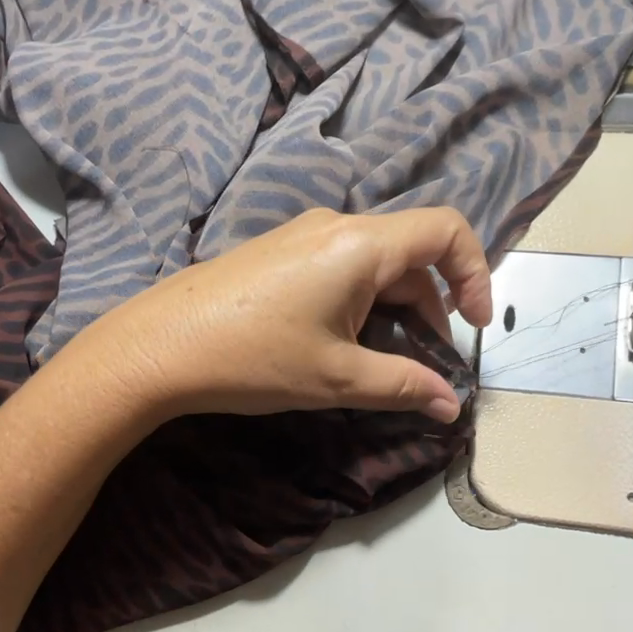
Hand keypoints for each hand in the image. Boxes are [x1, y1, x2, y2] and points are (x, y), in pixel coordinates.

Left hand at [70, 208, 492, 422]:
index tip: (473, 325)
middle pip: (410, 252)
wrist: (157, 348)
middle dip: (432, 307)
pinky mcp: (277, 254)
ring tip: (383, 364)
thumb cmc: (253, 359)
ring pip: (373, 264)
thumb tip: (451, 405)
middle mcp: (334, 225)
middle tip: (426, 364)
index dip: (476, 273)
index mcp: (360, 244)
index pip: (446, 230)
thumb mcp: (336, 378)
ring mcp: (300, 237)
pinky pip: (339, 268)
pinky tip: (340, 346)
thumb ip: (403, 385)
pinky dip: (360, 303)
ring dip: (394, 310)